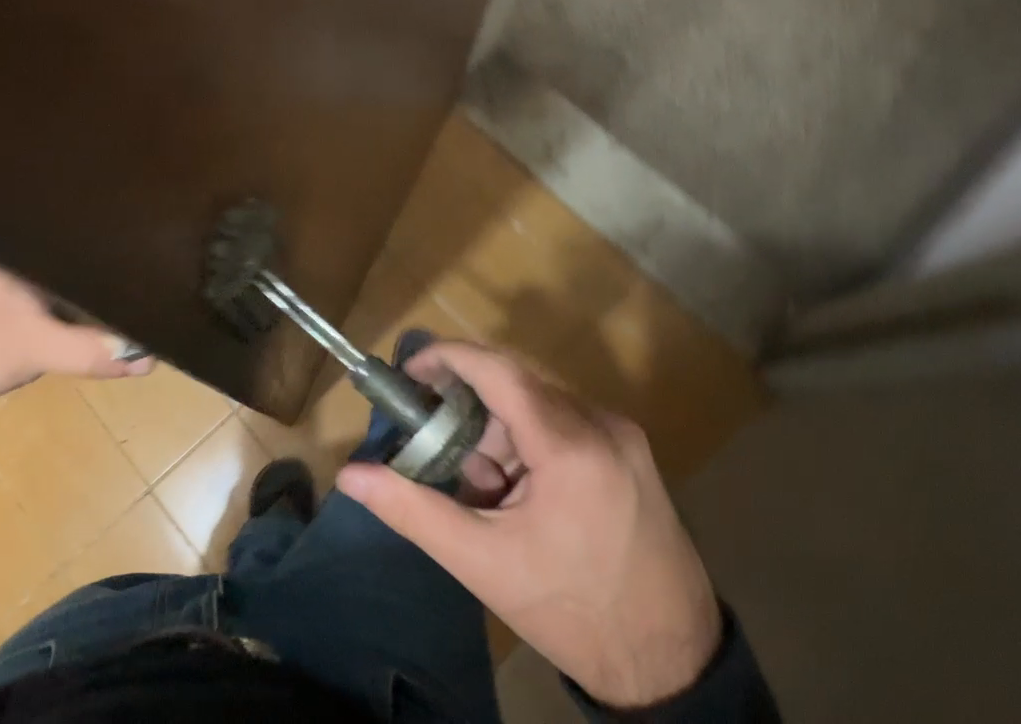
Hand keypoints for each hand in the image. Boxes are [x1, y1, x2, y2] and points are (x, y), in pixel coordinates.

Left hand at [0, 260, 151, 401]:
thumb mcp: (39, 349)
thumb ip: (92, 352)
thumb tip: (148, 358)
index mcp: (20, 250)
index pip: (79, 239)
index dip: (113, 251)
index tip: (147, 260)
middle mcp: (13, 255)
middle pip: (74, 260)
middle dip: (104, 276)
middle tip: (145, 284)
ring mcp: (5, 278)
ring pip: (61, 281)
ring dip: (86, 295)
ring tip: (129, 297)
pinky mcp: (2, 302)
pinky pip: (48, 298)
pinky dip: (68, 308)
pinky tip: (90, 317)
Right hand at [336, 341, 720, 708]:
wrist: (669, 662)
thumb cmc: (570, 610)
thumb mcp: (481, 562)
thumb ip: (412, 510)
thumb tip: (350, 476)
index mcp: (571, 446)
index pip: (499, 370)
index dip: (448, 358)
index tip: (407, 372)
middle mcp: (604, 426)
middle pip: (517, 385)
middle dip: (469, 410)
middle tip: (438, 449)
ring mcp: (625, 440)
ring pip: (540, 404)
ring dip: (499, 432)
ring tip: (485, 493)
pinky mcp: (634, 457)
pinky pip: (566, 424)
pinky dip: (529, 443)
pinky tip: (520, 495)